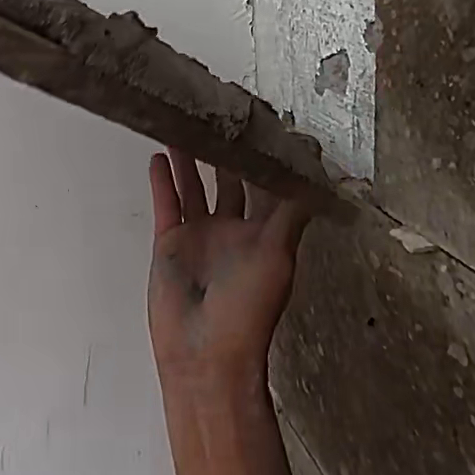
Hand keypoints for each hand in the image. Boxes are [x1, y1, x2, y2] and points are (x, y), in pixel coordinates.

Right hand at [147, 150, 310, 388]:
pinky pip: (167, 204)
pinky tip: (161, 157)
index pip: (263, 185)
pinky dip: (163, 181)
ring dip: (191, 159)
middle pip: (227, 180)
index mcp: (260, 231)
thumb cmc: (248, 309)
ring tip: (187, 127)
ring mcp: (199, 234)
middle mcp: (231, 228)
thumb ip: (292, 214)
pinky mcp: (170, 242)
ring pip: (195, 186)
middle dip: (225, 153)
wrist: (205, 356)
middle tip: (221, 119)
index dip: (261, 159)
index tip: (261, 127)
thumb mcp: (278, 255)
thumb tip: (314, 178)